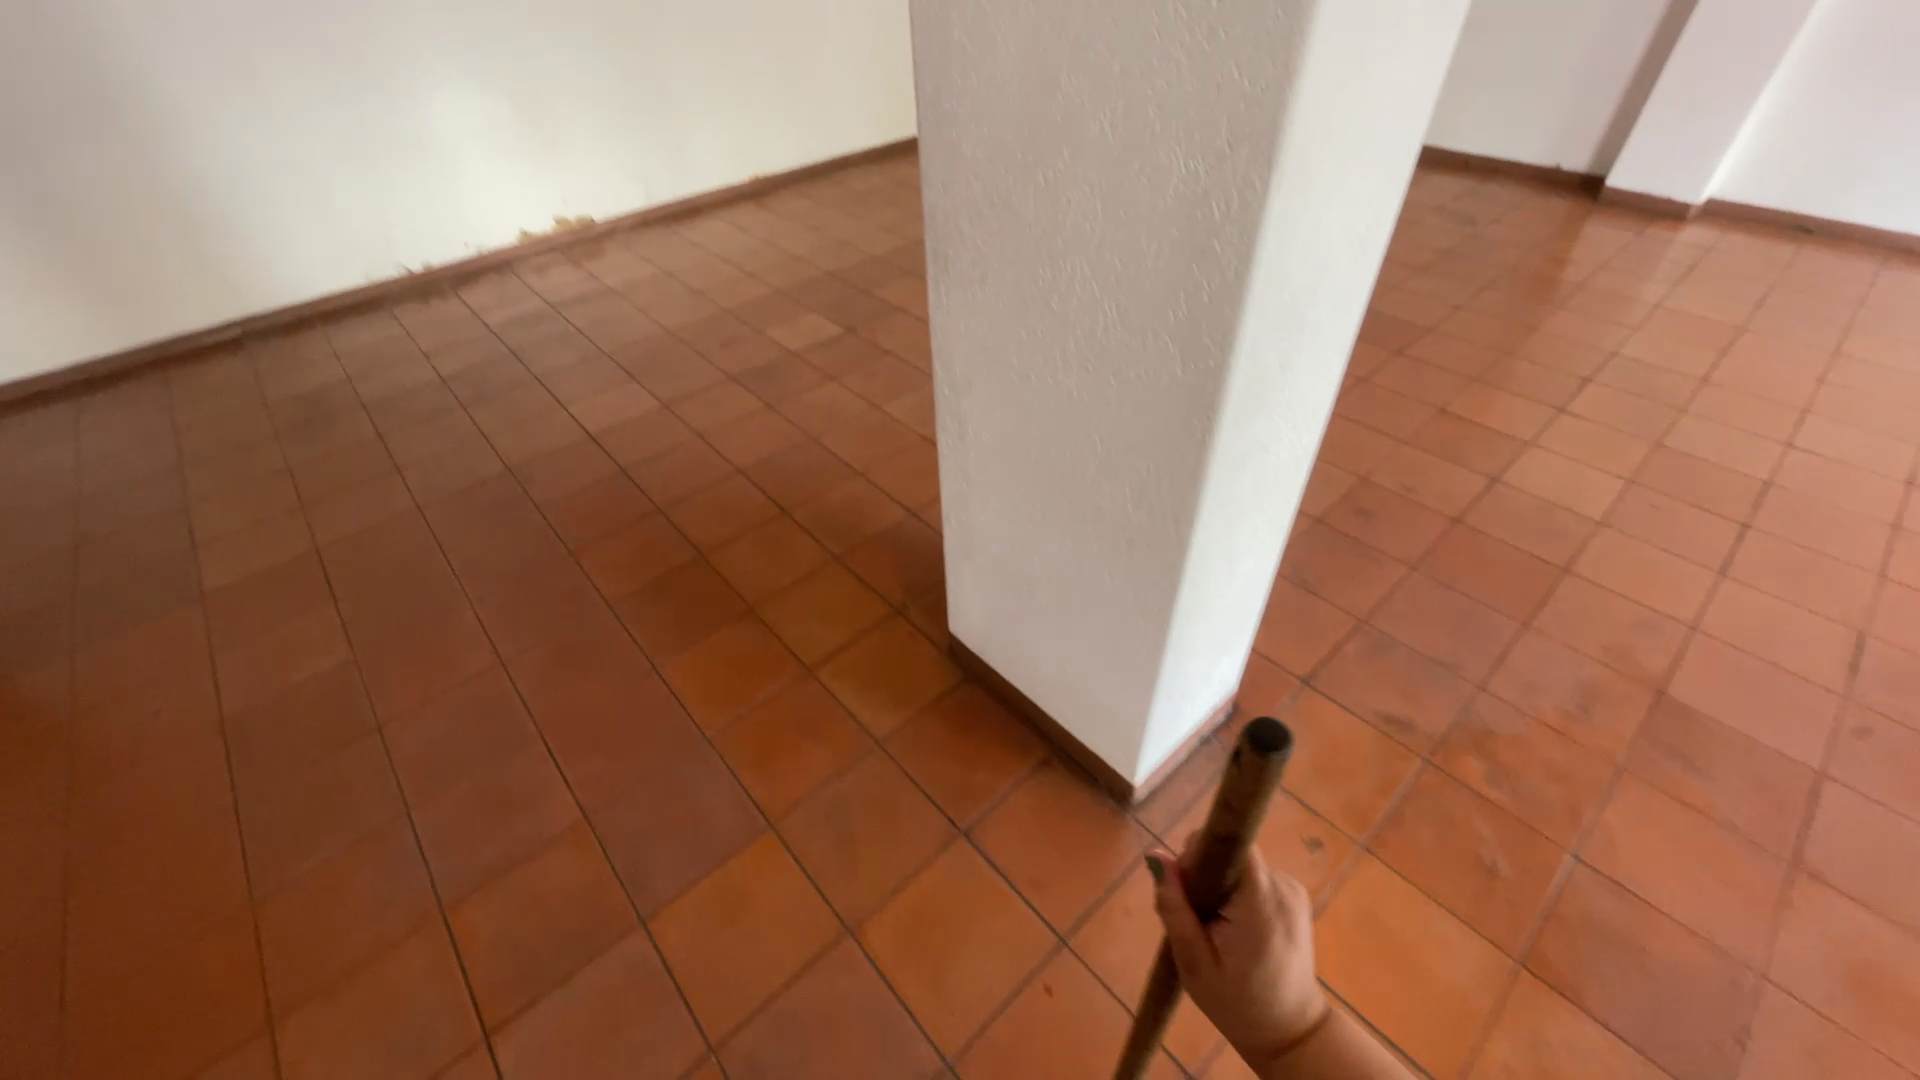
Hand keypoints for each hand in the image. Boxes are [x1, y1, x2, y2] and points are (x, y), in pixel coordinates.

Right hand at [1148, 843, 1328, 1070]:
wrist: (1291, 1033)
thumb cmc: (1237, 1003)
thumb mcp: (1192, 962)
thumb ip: (1173, 906)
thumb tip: (1156, 856)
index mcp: (1260, 900)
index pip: (1226, 843)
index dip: (1197, 855)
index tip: (1185, 889)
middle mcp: (1282, 884)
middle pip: (1228, 855)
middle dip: (1203, 877)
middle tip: (1194, 920)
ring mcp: (1292, 889)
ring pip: (1237, 866)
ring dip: (1218, 888)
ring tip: (1213, 930)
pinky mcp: (1294, 895)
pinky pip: (1251, 878)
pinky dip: (1236, 895)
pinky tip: (1233, 929)